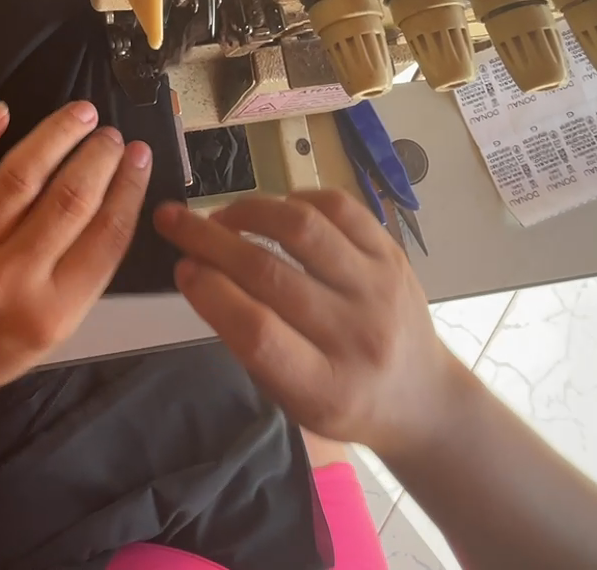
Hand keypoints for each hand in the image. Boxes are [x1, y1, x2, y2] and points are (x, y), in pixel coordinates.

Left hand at [0, 101, 153, 411]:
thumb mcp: (53, 330)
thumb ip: (83, 272)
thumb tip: (114, 195)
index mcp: (52, 310)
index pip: (107, 235)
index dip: (130, 187)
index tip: (139, 155)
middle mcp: (11, 277)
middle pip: (69, 199)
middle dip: (98, 157)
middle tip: (110, 134)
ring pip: (19, 175)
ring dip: (56, 135)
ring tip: (80, 115)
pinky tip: (2, 112)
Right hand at [153, 191, 463, 459]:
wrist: (423, 399)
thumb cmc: (339, 399)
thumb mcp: (287, 394)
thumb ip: (245, 337)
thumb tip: (197, 266)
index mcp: (326, 389)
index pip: (257, 333)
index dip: (210, 294)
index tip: (180, 268)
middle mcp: (359, 337)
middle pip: (271, 273)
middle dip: (209, 240)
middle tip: (173, 221)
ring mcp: (382, 290)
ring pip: (304, 228)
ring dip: (248, 211)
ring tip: (222, 215)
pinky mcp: (394, 255)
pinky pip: (339, 207)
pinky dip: (295, 198)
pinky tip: (273, 209)